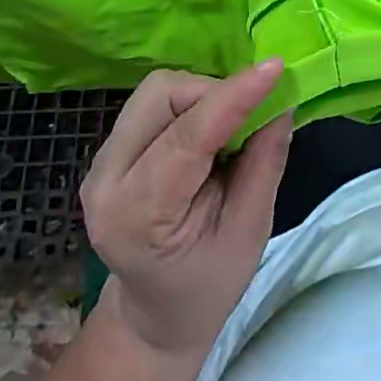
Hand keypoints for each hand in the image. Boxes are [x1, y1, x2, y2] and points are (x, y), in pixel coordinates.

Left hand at [80, 60, 292, 356]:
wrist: (155, 312)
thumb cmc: (206, 287)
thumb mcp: (248, 235)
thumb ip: (263, 164)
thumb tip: (281, 101)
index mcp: (137, 216)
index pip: (185, 138)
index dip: (232, 97)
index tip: (274, 68)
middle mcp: (105, 180)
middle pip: (158, 96)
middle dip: (213, 91)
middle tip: (252, 111)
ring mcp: (98, 163)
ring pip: (153, 92)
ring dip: (201, 95)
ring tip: (231, 127)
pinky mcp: (107, 151)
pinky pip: (150, 104)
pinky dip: (188, 104)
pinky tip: (208, 133)